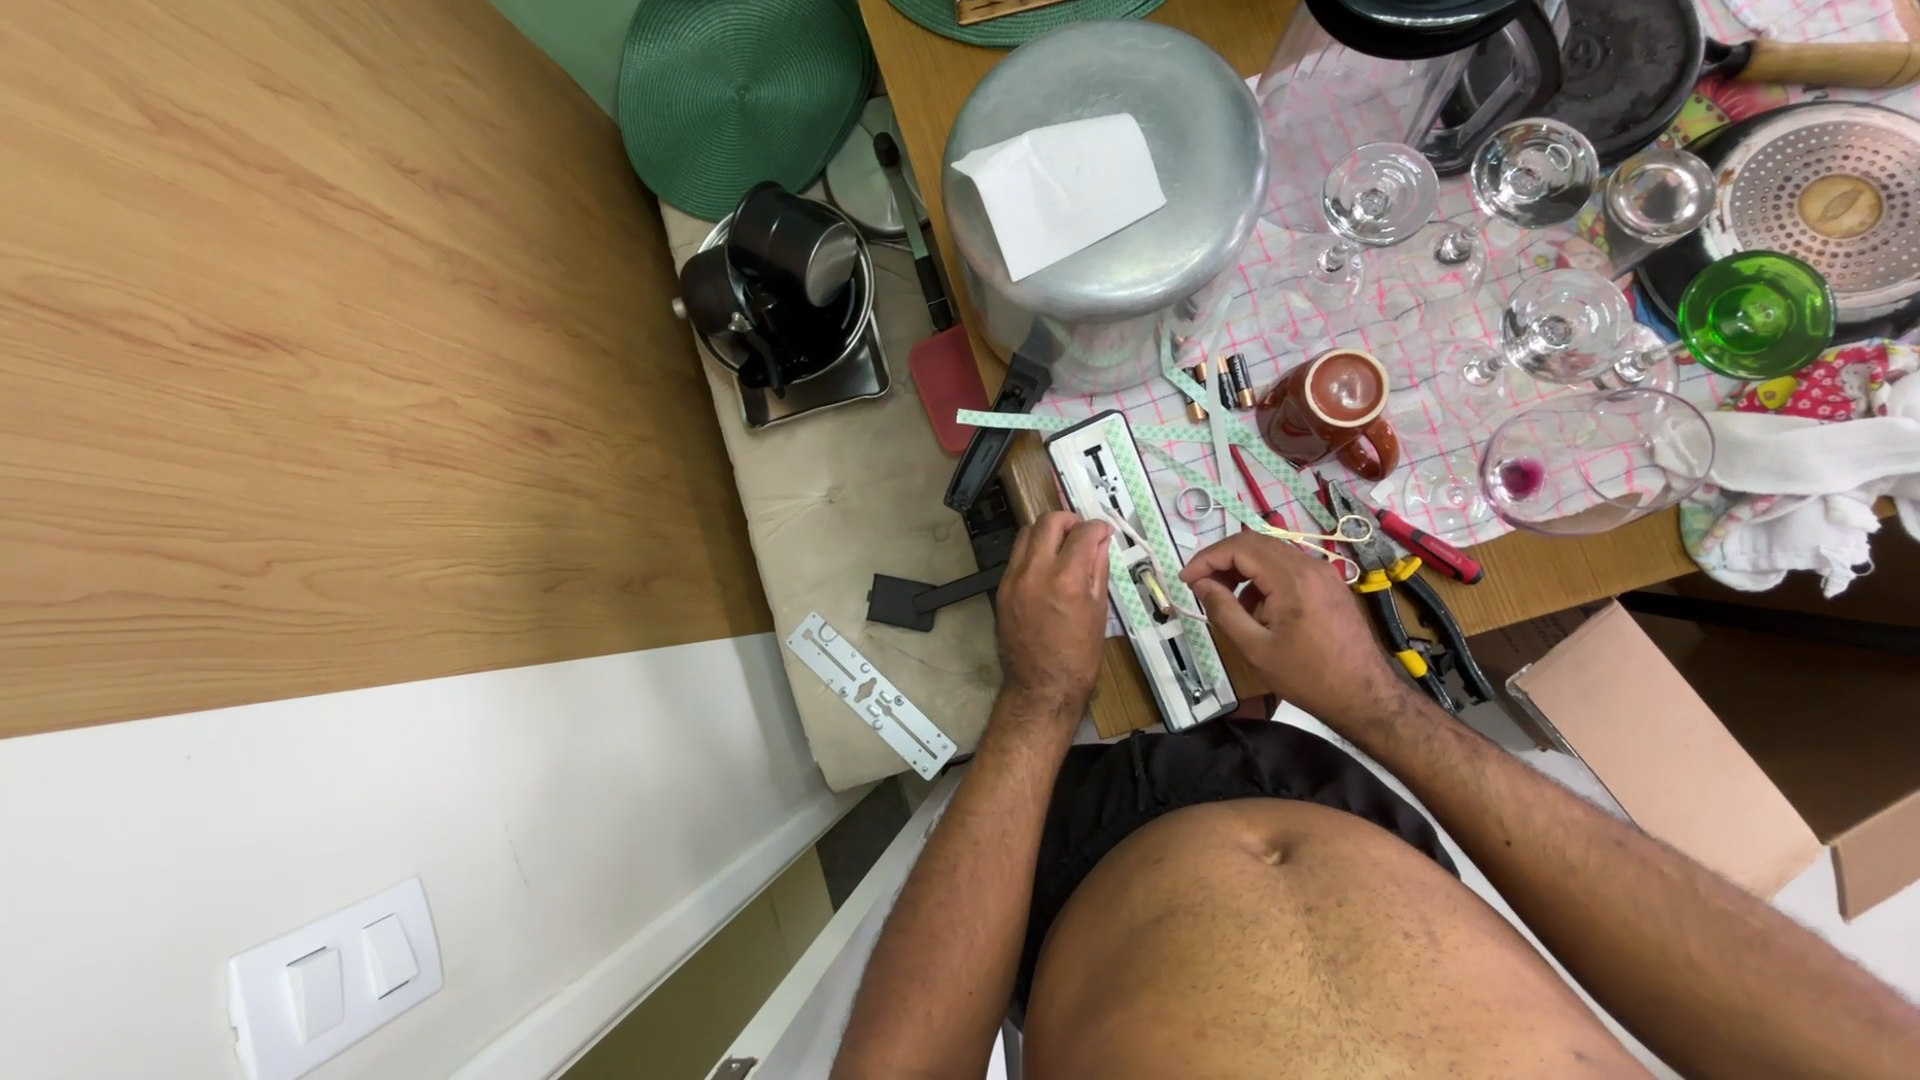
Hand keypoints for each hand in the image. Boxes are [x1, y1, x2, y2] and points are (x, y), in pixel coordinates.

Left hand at [993, 512, 1112, 730]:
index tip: (1104, 532)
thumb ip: (1098, 570)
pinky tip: (1047, 566)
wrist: (1042, 688)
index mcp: (1066, 580)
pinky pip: (1016, 557)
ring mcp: (1013, 580)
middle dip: (1069, 520)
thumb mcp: (1099, 612)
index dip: (1098, 527)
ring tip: (1063, 546)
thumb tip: (1101, 543)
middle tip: (1082, 532)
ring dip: (1047, 532)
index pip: (1083, 533)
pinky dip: (1033, 552)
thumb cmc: (1079, 657)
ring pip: (1026, 534)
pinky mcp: (1001, 590)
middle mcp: (1035, 573)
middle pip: (1048, 522)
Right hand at [1179, 532, 1404, 728]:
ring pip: (1272, 553)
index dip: (1207, 559)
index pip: (1240, 547)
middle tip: (1199, 586)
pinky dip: (1264, 577)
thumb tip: (1201, 585)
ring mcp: (1324, 573)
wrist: (1364, 696)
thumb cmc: (1307, 677)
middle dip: (1222, 560)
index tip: (1186, 581)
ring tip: (1223, 598)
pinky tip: (1255, 606)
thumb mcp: (1255, 648)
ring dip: (1242, 568)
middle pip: (1255, 543)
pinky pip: (1288, 568)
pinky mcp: (1330, 585)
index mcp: (1291, 579)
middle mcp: (1310, 566)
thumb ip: (1224, 610)